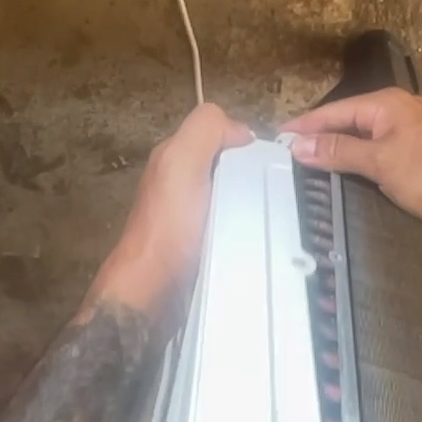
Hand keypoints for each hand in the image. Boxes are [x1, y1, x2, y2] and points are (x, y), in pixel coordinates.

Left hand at [93, 103, 253, 316]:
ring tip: (267, 210)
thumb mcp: (182, 162)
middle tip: (268, 187)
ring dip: (250, 197)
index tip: (261, 161)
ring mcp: (189, 213)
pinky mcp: (200, 240)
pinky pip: (230, 218)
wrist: (152, 292)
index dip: (240, 138)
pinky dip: (245, 221)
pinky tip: (255, 232)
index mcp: (172, 156)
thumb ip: (206, 130)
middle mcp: (178, 179)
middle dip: (249, 168)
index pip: (217, 129)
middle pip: (226, 160)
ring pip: (230, 189)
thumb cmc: (170, 226)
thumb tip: (242, 132)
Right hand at [281, 89, 421, 236]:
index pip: (333, 111)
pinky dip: (358, 152)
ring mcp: (411, 126)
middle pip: (347, 118)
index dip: (304, 125)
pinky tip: (349, 164)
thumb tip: (299, 145)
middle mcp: (397, 107)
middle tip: (288, 150)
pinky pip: (378, 143)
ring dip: (338, 144)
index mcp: (385, 103)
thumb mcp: (379, 163)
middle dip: (319, 133)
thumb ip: (338, 151)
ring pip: (364, 132)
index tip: (276, 137)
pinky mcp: (420, 146)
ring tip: (310, 158)